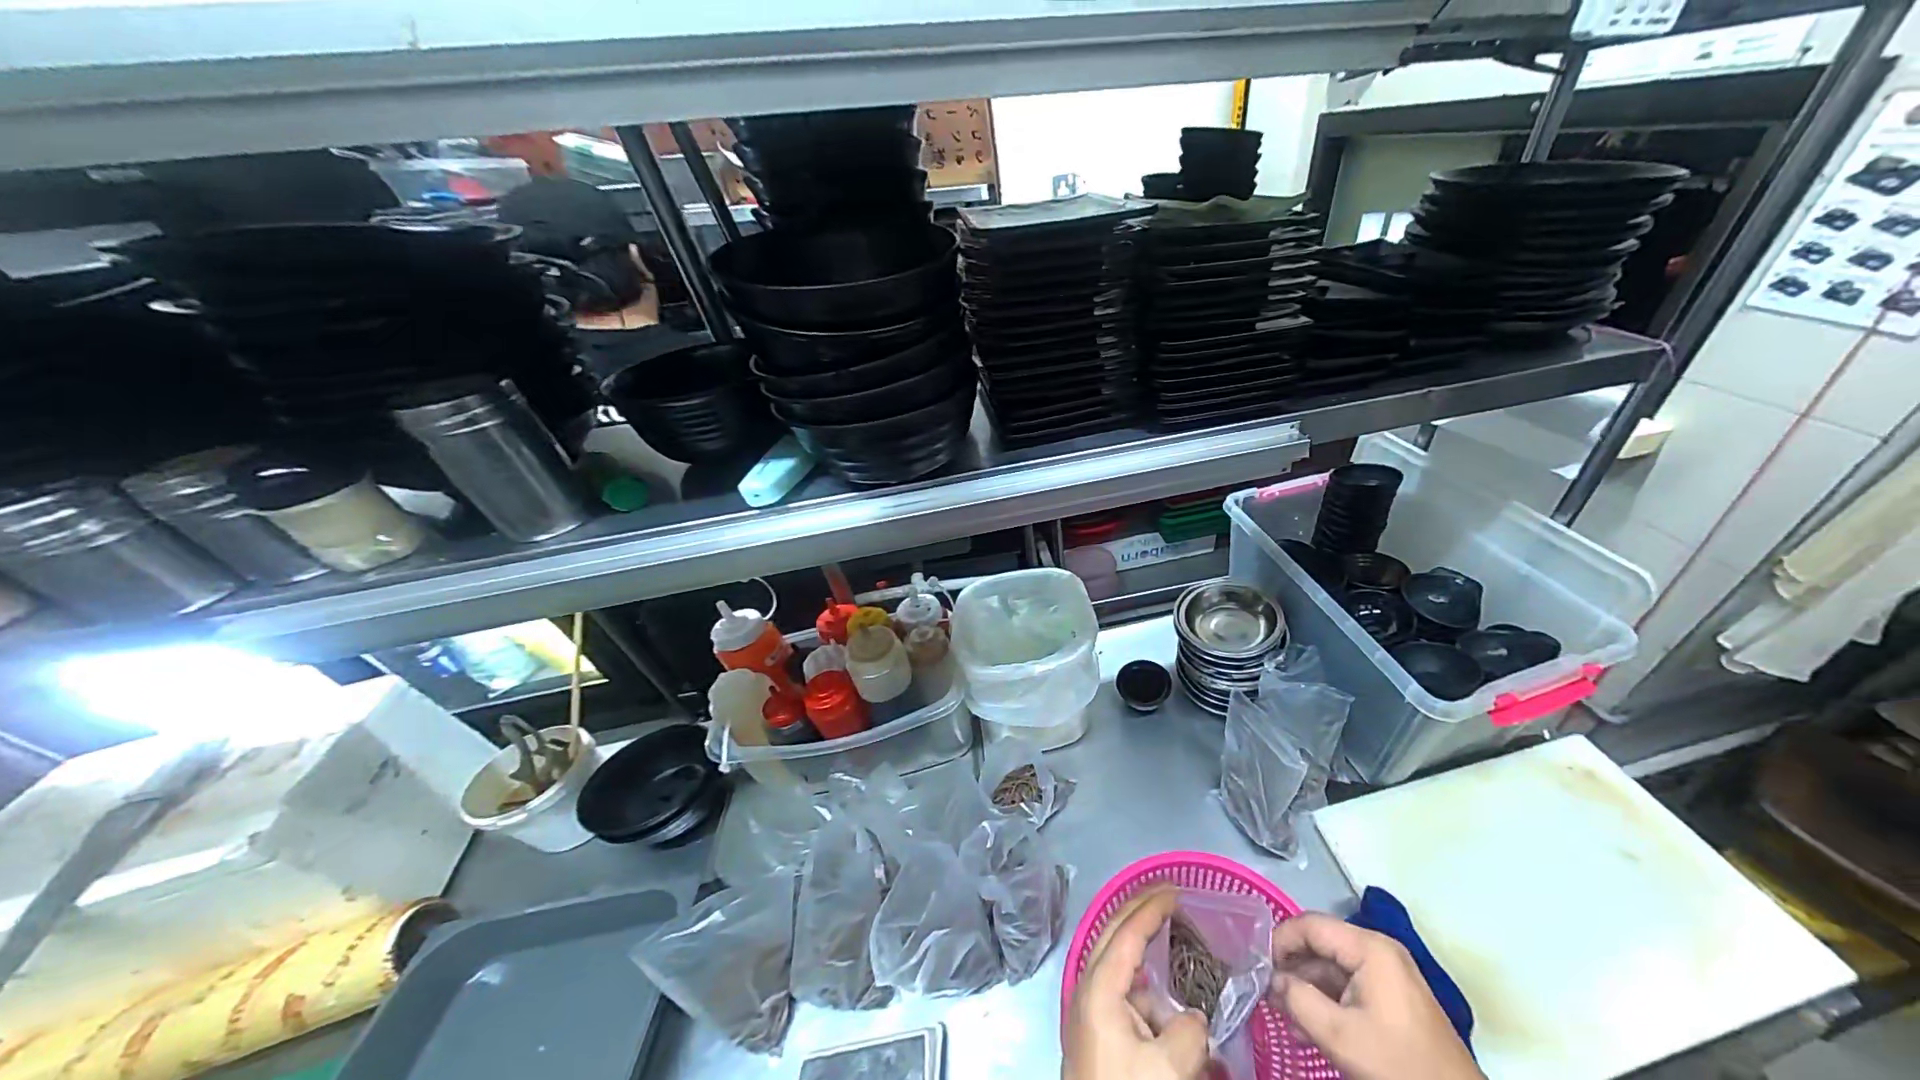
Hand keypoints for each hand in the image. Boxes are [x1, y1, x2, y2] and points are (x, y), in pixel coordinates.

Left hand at [1063, 886, 1209, 1079]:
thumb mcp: (1170, 1067)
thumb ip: (1189, 1030)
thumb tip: (1193, 1019)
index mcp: (1099, 988)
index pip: (1126, 932)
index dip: (1151, 908)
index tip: (1176, 890)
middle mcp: (1088, 992)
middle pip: (1115, 938)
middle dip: (1141, 915)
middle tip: (1171, 899)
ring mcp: (1090, 1015)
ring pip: (1125, 979)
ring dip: (1153, 978)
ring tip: (1185, 991)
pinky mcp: (1097, 1038)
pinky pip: (1128, 1009)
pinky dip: (1152, 1011)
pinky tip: (1180, 1037)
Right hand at [1270, 913, 1482, 1079]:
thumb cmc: (1397, 1066)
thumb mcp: (1337, 1034)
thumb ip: (1296, 998)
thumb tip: (1271, 980)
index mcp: (1370, 948)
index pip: (1309, 925)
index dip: (1278, 941)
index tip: (1257, 969)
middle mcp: (1379, 951)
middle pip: (1319, 944)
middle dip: (1290, 968)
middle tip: (1266, 994)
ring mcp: (1388, 975)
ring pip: (1331, 967)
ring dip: (1305, 989)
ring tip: (1283, 1016)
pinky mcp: (1391, 999)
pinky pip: (1347, 987)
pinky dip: (1325, 1001)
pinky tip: (1307, 1027)